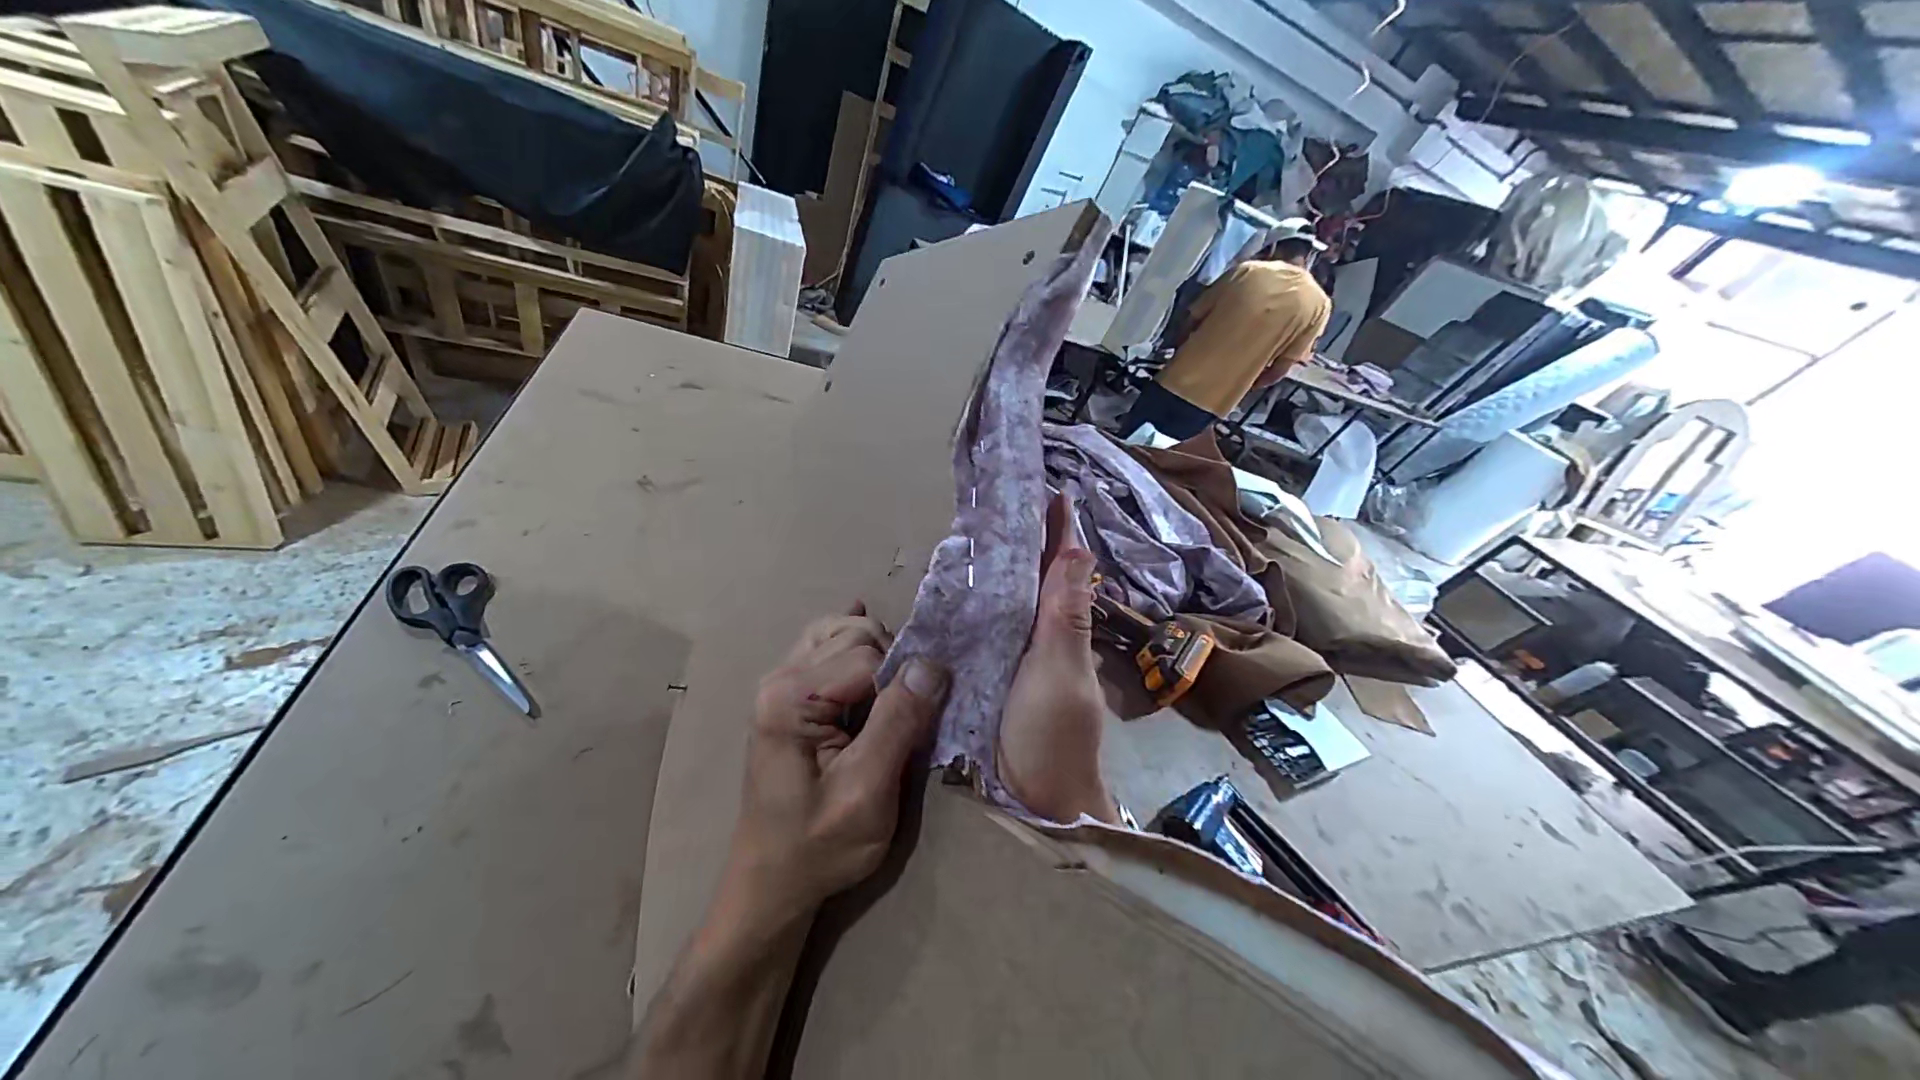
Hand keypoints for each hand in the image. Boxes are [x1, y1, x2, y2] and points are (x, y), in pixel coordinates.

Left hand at [724, 604, 949, 919]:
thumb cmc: (819, 846)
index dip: (902, 683)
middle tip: (905, 714)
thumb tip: (931, 664)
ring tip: (891, 695)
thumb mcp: (868, 792)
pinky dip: (855, 643)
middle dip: (891, 663)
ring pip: (841, 632)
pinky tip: (876, 652)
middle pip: (854, 636)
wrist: (773, 881)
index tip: (917, 722)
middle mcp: (779, 677)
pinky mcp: (787, 693)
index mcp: (790, 699)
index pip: (867, 655)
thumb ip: (898, 723)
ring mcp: (779, 682)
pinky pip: (825, 643)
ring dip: (877, 652)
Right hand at [997, 494, 1119, 823]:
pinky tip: (949, 586)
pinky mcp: (985, 672)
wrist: (1033, 803)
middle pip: (1032, 573)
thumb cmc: (1053, 738)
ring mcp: (1013, 652)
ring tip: (968, 526)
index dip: (1057, 525)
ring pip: (1005, 596)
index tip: (1044, 484)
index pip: (1062, 563)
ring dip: (992, 563)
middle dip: (1018, 534)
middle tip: (992, 495)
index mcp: (1063, 624)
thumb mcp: (1061, 674)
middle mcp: (1040, 631)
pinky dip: (969, 602)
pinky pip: (979, 627)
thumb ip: (1066, 615)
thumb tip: (1081, 546)